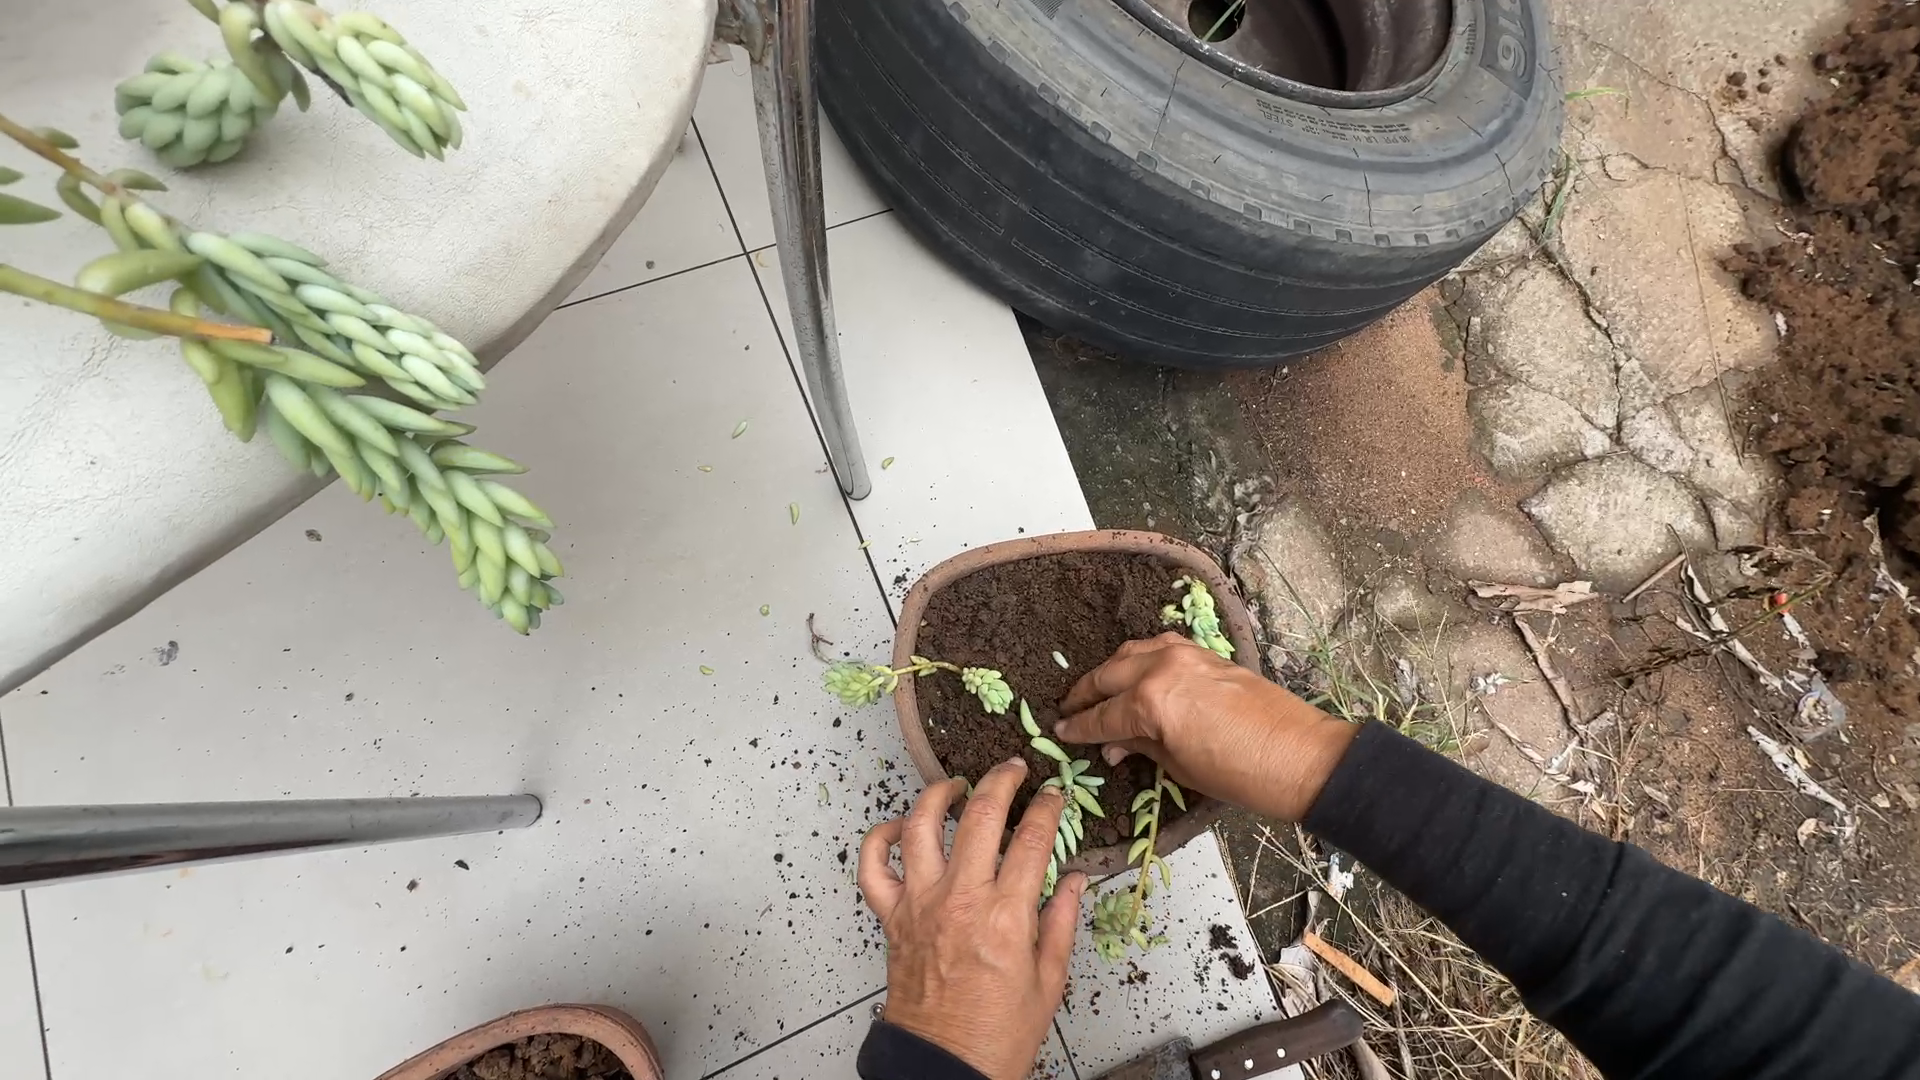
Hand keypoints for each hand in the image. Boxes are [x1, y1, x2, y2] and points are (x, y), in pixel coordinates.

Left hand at [858, 759, 1086, 1079]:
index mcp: (1006, 916)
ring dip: (938, 795)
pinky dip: (878, 839)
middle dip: (1001, 781)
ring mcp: (920, 903)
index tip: (1053, 794)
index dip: (1046, 808)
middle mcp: (960, 899)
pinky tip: (898, 826)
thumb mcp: (1049, 982)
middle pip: (980, 817)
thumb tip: (1075, 878)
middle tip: (1012, 769)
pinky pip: (873, 867)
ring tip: (955, 786)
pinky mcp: (892, 916)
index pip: (1032, 840)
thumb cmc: (999, 1033)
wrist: (943, 1069)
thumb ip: (1062, 922)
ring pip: (921, 827)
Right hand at [1055, 633, 1357, 821]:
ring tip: (1096, 690)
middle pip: (1107, 677)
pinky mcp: (1203, 652)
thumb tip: (1113, 745)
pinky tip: (1136, 671)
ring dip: (1109, 672)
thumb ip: (1140, 747)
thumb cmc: (1239, 775)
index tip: (1060, 732)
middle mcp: (1160, 669)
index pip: (1102, 716)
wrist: (1302, 756)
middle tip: (1069, 711)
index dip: (1078, 728)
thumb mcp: (1179, 768)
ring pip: (1129, 654)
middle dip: (1084, 695)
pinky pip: (1157, 646)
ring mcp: (1183, 654)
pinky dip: (1139, 658)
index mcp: (1150, 702)